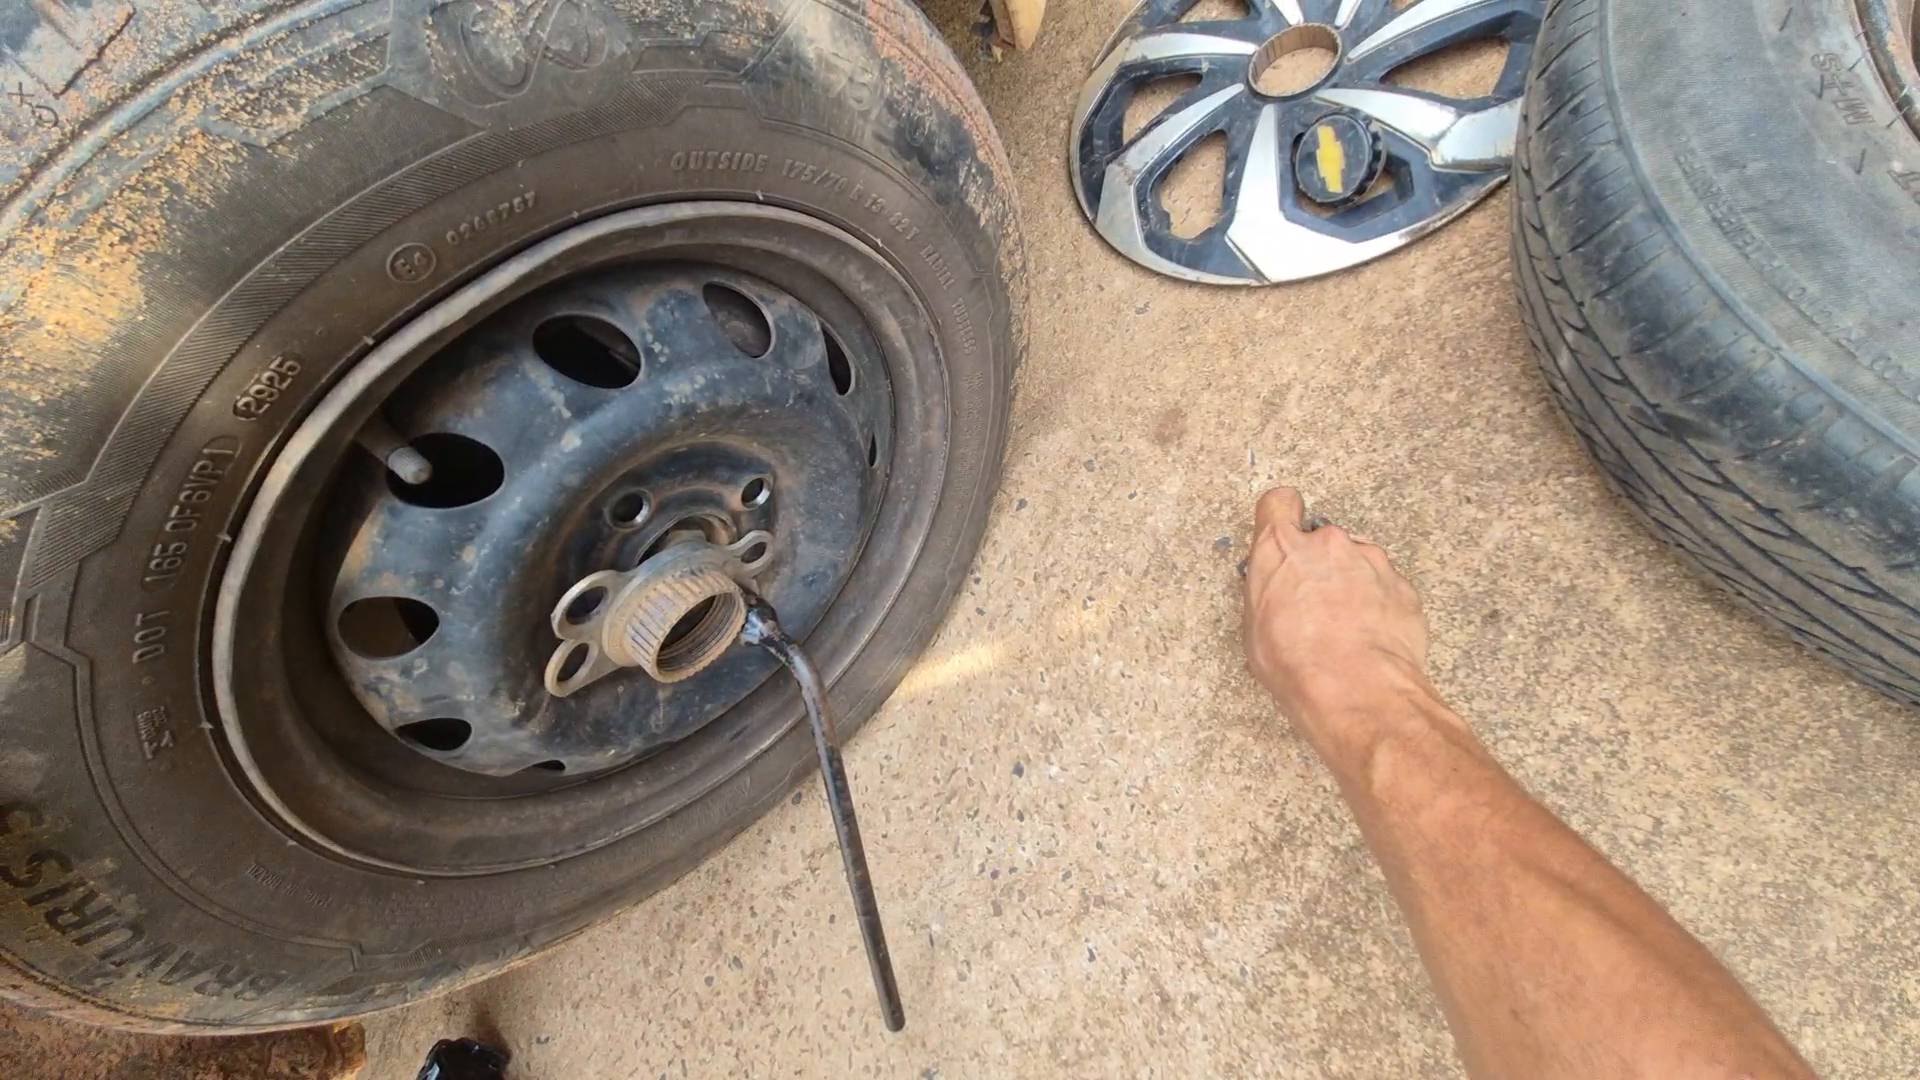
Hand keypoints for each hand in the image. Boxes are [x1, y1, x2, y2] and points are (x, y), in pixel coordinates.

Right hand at [1243, 488, 1431, 742]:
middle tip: (1312, 604)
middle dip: (1318, 565)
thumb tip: (1276, 592)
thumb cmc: (1293, 660)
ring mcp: (1371, 562)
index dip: (1281, 517)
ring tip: (1346, 627)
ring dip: (1350, 584)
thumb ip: (1267, 590)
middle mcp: (1327, 544)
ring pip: (1357, 562)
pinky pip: (1385, 587)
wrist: (1353, 688)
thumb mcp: (1254, 625)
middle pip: (1321, 540)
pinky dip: (1378, 604)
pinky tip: (1370, 637)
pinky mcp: (1403, 587)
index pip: (1279, 503)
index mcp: (1280, 548)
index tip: (1283, 534)